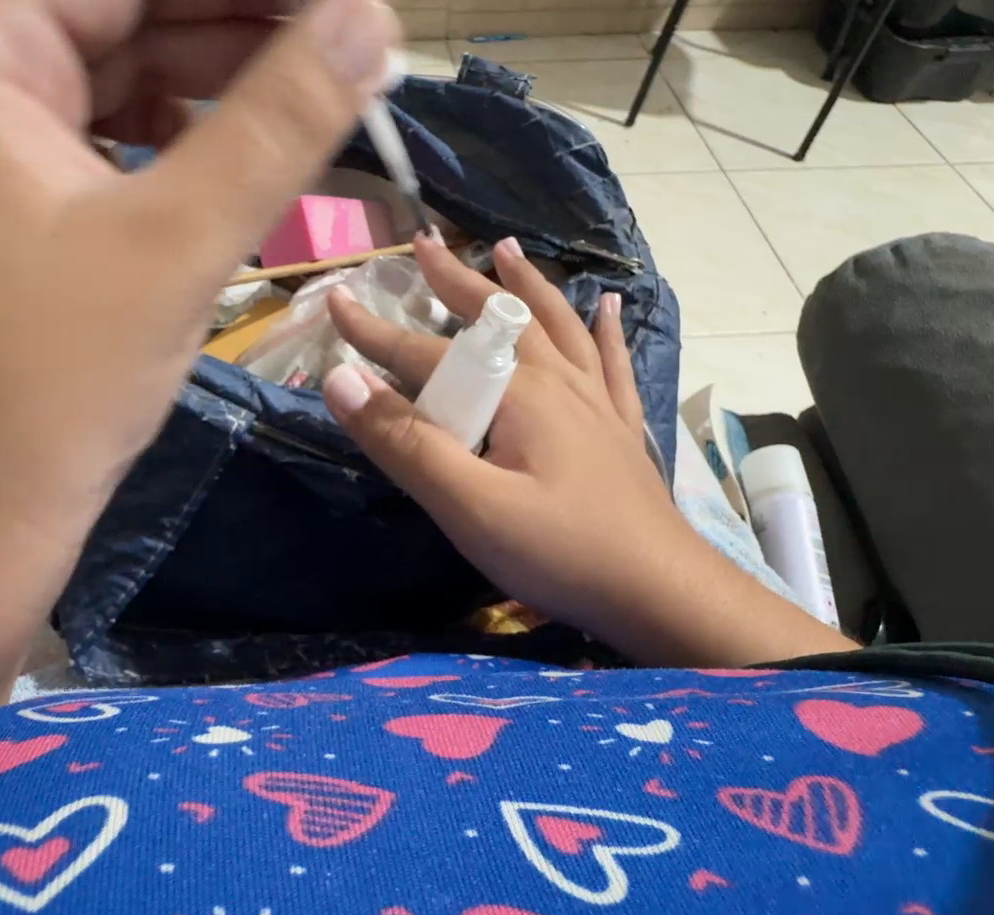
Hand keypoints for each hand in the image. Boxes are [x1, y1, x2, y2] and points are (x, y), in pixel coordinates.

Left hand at [0, 0, 401, 620]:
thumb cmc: (62, 375)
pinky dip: (169, 140)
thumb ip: (280, 118)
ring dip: (210, 82)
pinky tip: (228, 157)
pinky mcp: (6, 203)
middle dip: (234, 26)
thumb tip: (374, 19)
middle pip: (115, 9)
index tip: (343, 3)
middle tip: (345, 42)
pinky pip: (99, 137)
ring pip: (112, 73)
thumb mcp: (180, 238)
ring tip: (307, 93)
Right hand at [324, 234, 854, 666]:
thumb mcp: (469, 505)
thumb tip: (342, 380)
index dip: (376, 331)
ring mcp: (596, 402)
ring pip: (557, 324)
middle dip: (456, 279)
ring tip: (506, 250)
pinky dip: (604, 330)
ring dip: (526, 284)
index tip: (336, 302)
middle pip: (500, 316)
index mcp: (517, 393)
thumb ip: (406, 443)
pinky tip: (609, 307)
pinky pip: (611, 362)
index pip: (428, 352)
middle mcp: (558, 381)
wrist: (657, 591)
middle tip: (426, 243)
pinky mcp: (619, 429)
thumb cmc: (559, 552)